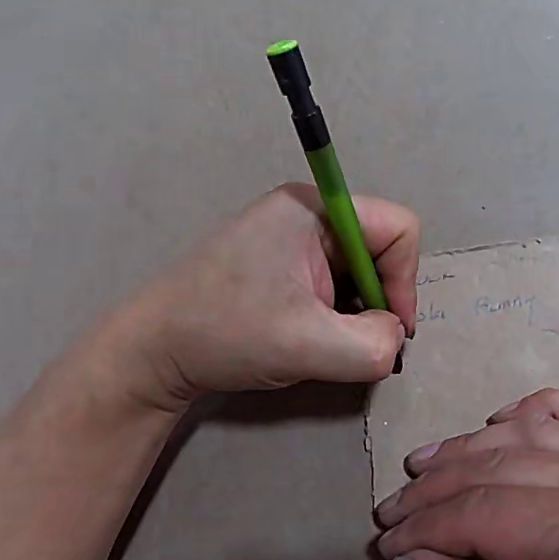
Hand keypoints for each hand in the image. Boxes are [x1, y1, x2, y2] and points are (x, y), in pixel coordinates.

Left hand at [112, 184, 419, 410]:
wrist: (154, 351)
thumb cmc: (225, 334)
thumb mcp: (310, 345)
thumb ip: (374, 344)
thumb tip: (393, 336)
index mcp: (311, 208)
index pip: (398, 228)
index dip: (405, 281)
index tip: (391, 330)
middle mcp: (302, 213)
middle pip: (377, 249)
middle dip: (377, 301)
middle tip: (356, 345)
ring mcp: (286, 238)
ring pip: (354, 271)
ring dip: (353, 314)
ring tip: (324, 346)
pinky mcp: (274, 264)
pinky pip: (328, 284)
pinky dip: (332, 316)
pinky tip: (306, 340)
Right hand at [373, 389, 558, 559]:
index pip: (481, 511)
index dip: (423, 529)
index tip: (384, 548)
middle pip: (499, 463)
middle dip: (434, 490)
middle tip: (392, 516)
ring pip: (533, 429)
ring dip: (470, 448)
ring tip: (424, 471)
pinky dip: (535, 413)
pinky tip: (501, 425)